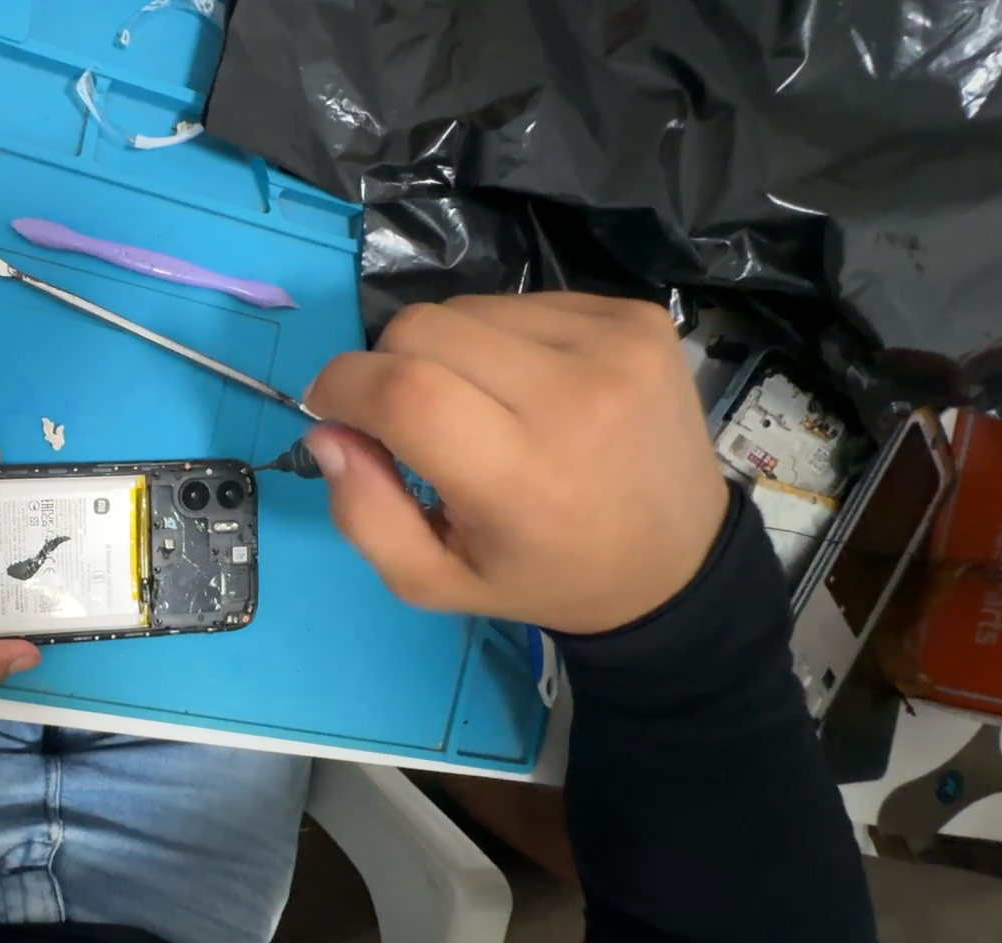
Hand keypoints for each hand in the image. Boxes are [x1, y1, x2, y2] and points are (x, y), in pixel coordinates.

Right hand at [303, 293, 727, 634]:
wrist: (674, 560)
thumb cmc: (537, 576)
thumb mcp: (430, 580)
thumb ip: (363, 515)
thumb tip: (326, 434)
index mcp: (519, 476)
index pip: (403, 391)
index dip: (342, 387)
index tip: (328, 408)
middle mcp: (575, 394)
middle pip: (421, 330)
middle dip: (383, 367)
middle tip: (401, 417)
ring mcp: (615, 343)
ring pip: (462, 308)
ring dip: (438, 352)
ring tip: (470, 403)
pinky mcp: (636, 316)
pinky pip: (514, 303)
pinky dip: (489, 339)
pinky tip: (518, 385)